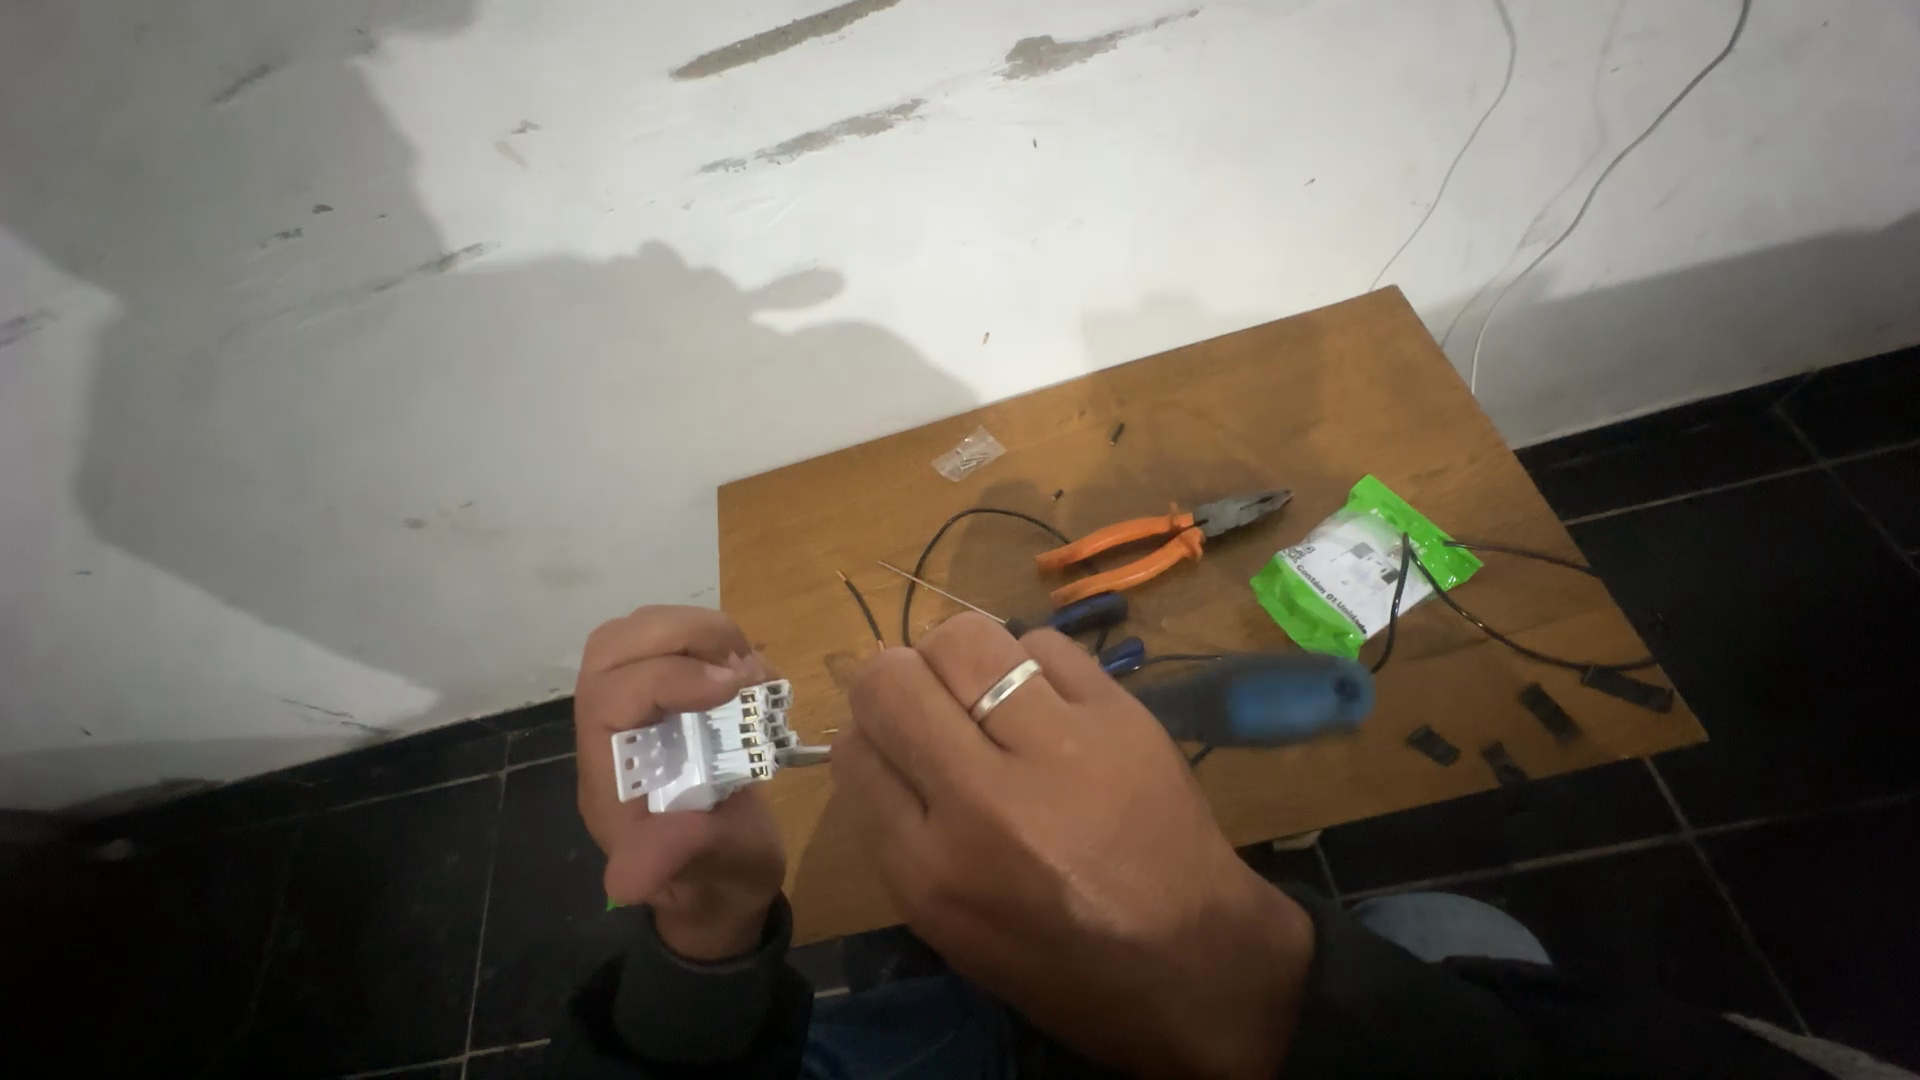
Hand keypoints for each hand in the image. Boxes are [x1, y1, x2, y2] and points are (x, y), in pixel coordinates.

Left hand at [575, 606, 785, 959]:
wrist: (726, 879)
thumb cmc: (714, 879)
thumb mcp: (703, 877)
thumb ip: (675, 860)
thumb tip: (628, 878)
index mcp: (612, 773)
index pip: (611, 694)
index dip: (669, 675)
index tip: (734, 685)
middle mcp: (617, 731)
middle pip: (613, 646)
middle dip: (680, 634)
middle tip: (740, 662)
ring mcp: (643, 708)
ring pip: (639, 631)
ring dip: (699, 629)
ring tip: (748, 665)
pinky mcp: (673, 695)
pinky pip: (675, 640)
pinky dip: (716, 638)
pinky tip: (752, 671)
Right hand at [833, 614, 1314, 1078]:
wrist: (1193, 960)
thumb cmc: (1058, 957)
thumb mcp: (948, 922)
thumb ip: (896, 825)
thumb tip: (870, 734)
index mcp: (930, 869)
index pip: (855, 752)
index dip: (865, 732)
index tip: (887, 735)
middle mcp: (983, 800)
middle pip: (892, 682)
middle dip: (893, 678)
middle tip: (924, 697)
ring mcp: (1057, 748)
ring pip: (963, 641)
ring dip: (954, 655)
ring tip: (979, 685)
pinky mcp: (1117, 714)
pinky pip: (1042, 643)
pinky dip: (1028, 659)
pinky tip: (1043, 694)